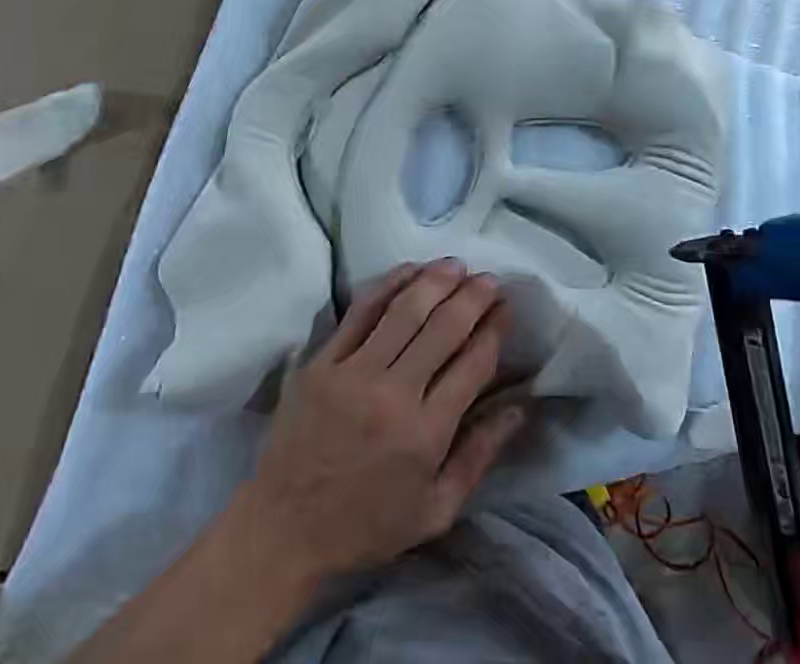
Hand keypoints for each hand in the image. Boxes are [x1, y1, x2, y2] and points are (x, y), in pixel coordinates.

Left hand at [243, 258, 526, 579]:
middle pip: (444, 328)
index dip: (495, 329)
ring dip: (436, 281)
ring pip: (404, 311)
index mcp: (426, 432)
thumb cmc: (366, 525)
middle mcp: (392, 395)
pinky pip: (359, 313)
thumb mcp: (436, 509)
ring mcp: (351, 375)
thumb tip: (519, 409)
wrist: (280, 533)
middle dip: (473, 297)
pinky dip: (389, 285)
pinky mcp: (320, 365)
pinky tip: (410, 270)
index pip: (473, 362)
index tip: (506, 309)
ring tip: (456, 266)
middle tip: (489, 280)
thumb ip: (480, 455)